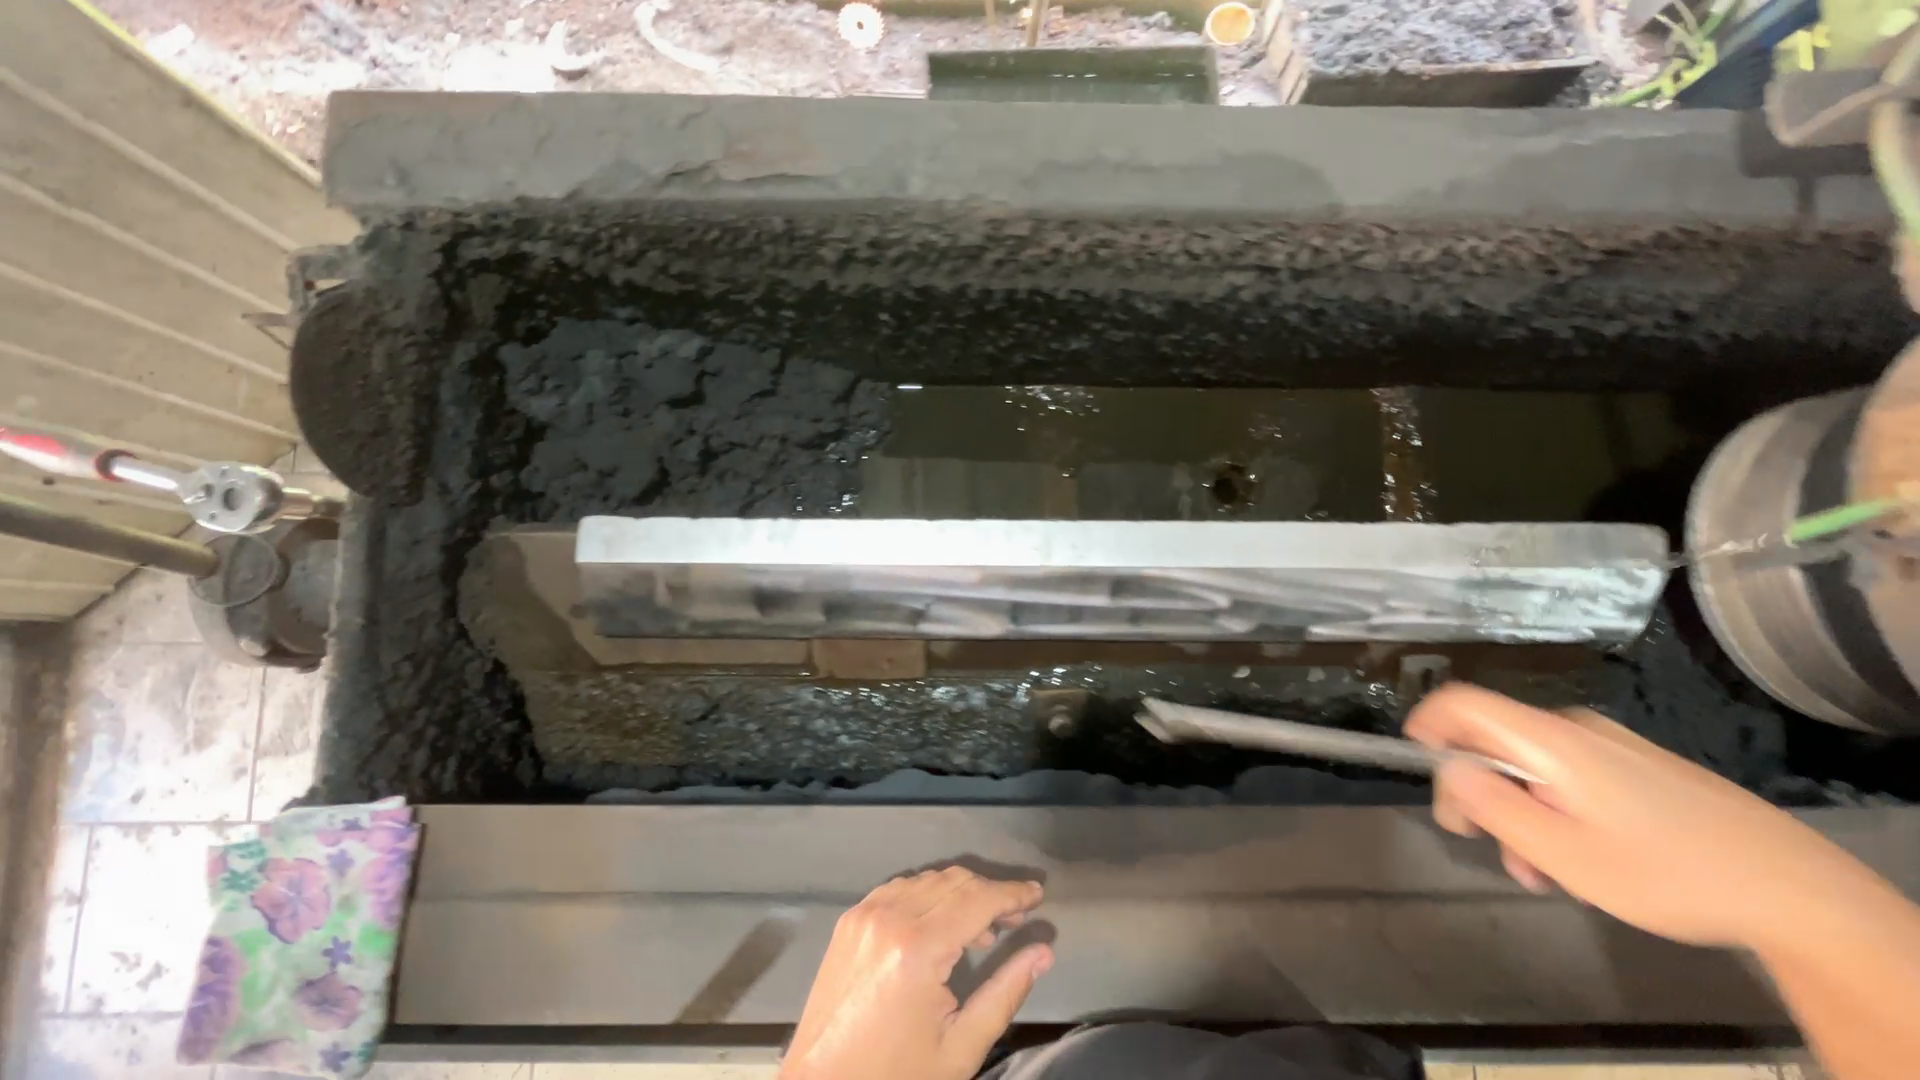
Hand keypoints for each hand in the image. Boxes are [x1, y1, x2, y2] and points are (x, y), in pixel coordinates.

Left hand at [781, 866, 1052, 1079]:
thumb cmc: (897, 1074)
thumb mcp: (961, 1047)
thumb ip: (1005, 993)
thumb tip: (1044, 953)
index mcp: (918, 946)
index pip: (977, 899)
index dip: (1012, 893)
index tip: (1038, 894)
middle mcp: (889, 917)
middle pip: (954, 881)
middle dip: (990, 892)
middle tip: (1016, 917)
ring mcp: (864, 914)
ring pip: (926, 879)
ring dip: (959, 892)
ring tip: (981, 927)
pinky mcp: (849, 922)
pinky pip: (898, 889)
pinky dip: (926, 895)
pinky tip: (939, 923)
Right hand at [1406, 683, 1866, 949]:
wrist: (1796, 891)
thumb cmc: (1666, 873)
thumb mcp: (1563, 853)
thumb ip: (1494, 806)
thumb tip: (1447, 770)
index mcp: (1551, 742)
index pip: (1463, 702)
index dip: (1425, 723)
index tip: (1415, 765)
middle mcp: (1577, 731)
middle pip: (1494, 740)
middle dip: (1475, 790)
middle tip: (1485, 844)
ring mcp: (1613, 747)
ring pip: (1532, 766)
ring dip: (1518, 811)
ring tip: (1542, 871)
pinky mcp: (1640, 768)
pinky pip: (1569, 776)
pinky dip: (1554, 810)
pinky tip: (1581, 861)